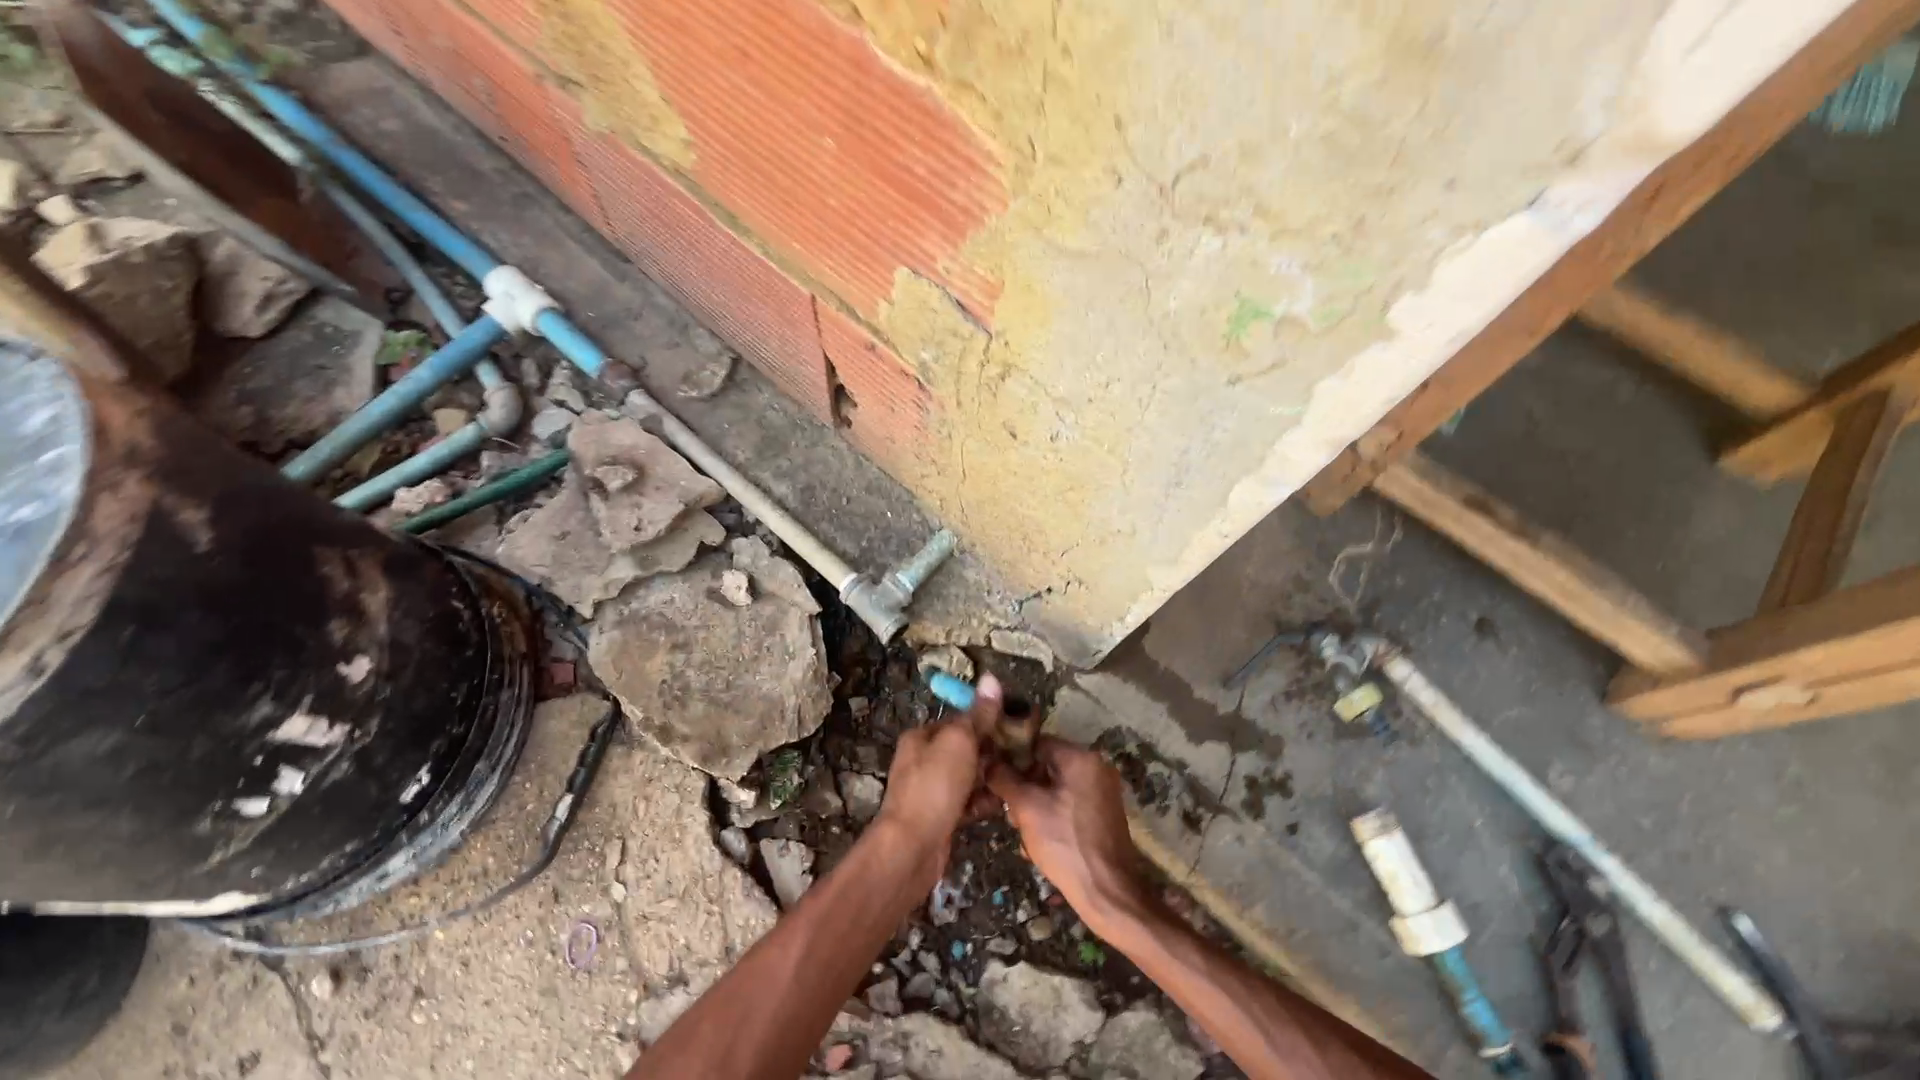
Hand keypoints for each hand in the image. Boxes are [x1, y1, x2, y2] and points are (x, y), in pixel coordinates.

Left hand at [874, 675, 1003, 882]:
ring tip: (1015, 781)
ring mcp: (931, 791)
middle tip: (1020, 757)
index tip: (1015, 728)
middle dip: (991, 753)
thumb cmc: (935, 786)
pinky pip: (967, 803)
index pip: (958, 720)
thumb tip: (992, 678)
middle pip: (965, 750)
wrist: (914, 847)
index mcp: (921, 737)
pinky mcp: (940, 817)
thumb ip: (978, 714)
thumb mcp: (960, 742)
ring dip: (989, 779)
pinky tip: (999, 806)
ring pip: (968, 778)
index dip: (986, 722)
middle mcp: (922, 760)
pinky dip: (982, 803)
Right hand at [987, 738, 1149, 930]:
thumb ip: (1004, 779)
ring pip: (1055, 789)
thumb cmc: (1064, 842)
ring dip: (1034, 807)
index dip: (1012, 759)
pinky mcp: (1102, 815)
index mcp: (1082, 758)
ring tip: (1022, 833)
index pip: (1037, 744)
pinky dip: (1051, 818)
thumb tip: (988, 762)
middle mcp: (1097, 769)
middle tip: (1010, 814)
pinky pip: (1068, 806)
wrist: (1105, 890)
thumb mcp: (1027, 807)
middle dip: (1024, 789)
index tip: (994, 779)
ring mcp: (1102, 793)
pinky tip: (1037, 843)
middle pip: (1046, 767)